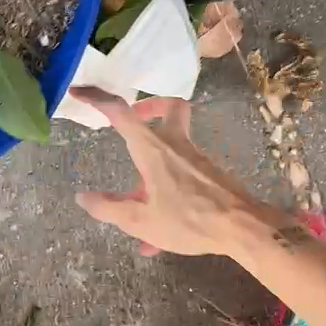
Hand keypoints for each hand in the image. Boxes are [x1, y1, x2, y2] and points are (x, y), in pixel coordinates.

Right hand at [71, 88, 289, 257]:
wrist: (245, 229)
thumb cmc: (190, 220)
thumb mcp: (141, 221)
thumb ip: (109, 208)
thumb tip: (83, 197)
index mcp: (153, 149)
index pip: (121, 112)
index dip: (97, 98)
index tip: (80, 91)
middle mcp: (175, 145)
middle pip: (169, 107)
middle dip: (149, 106)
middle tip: (133, 121)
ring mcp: (196, 159)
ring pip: (174, 146)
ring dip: (153, 163)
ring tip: (137, 201)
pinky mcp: (209, 175)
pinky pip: (182, 176)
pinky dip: (167, 193)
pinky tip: (159, 234)